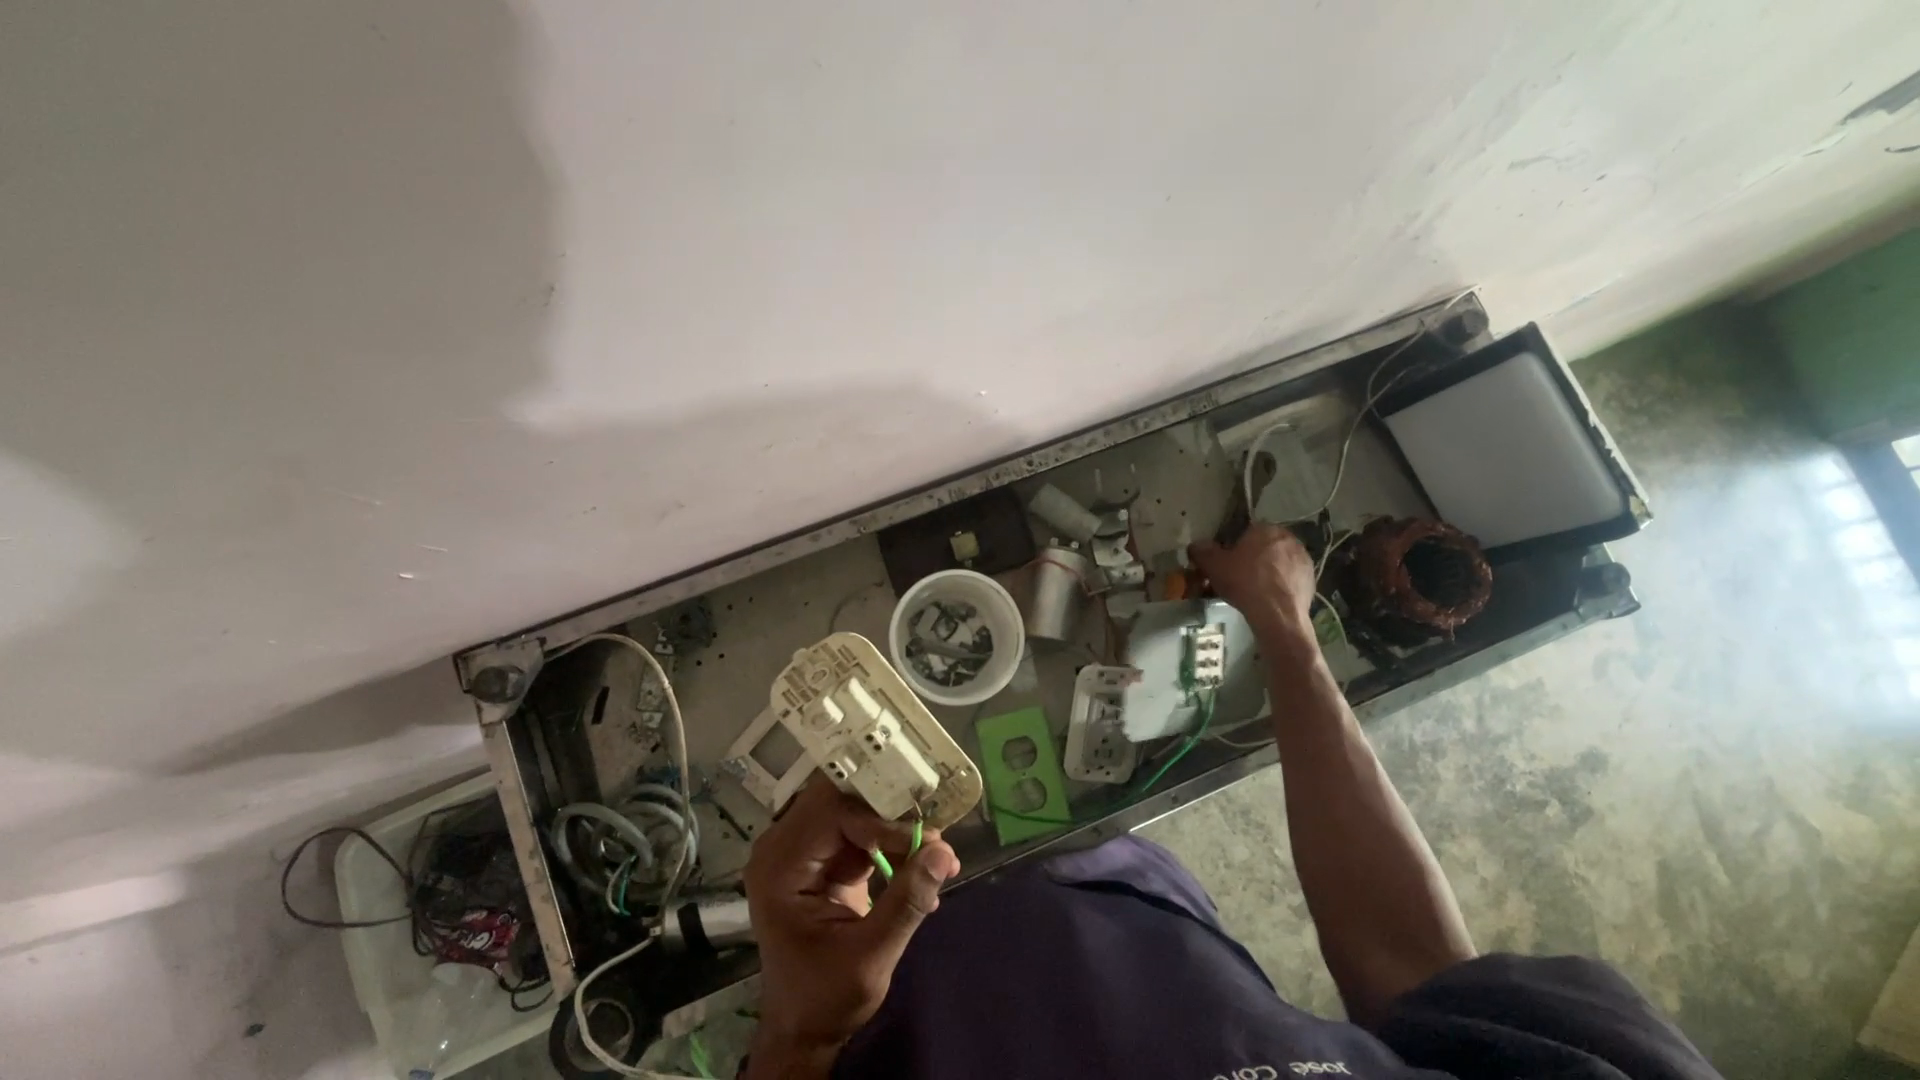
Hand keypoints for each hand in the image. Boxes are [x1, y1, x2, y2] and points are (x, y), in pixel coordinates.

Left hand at [744, 778, 959, 1072]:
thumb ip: (905, 901)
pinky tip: (922, 866)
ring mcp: (801, 852)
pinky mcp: (821, 860)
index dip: (879, 820)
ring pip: (853, 810)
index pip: (831, 811)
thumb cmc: (825, 997)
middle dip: (889, 812)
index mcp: (779, 867)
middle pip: (838, 799)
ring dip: (896, 828)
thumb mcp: (870, 956)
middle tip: (933, 834)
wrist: (804, 1028)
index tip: (924, 843)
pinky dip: (891, 843)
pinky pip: (860, 831)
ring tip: (937, 855)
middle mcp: (783, 848)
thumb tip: (944, 853)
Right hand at [1189, 523, 1317, 641]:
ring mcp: (1303, 558)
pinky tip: (1269, 598)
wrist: (1277, 614)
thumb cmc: (1244, 582)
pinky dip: (1281, 584)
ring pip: (1279, 561)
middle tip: (1239, 576)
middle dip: (1253, 557)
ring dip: (1269, 571)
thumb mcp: (1214, 566)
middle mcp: (1288, 538)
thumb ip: (1202, 551)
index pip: (1246, 531)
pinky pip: (1290, 577)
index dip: (1234, 546)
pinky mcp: (1311, 578)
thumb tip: (1196, 545)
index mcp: (1265, 529)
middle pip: (1264, 545)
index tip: (1227, 562)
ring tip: (1255, 590)